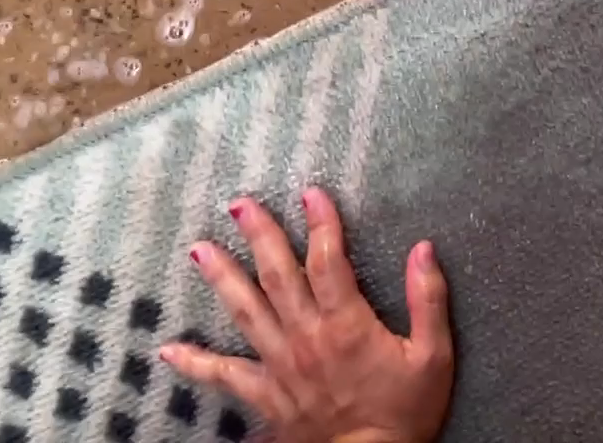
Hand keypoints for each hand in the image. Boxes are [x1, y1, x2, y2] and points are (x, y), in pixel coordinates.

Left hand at [160, 188, 454, 442]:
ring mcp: (279, 368)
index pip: (328, 262)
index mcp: (346, 325)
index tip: (311, 193)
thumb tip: (423, 247)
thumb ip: (428, 298)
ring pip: (246, 314)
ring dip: (222, 279)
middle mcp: (305, 339)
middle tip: (240, 204)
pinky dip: (194, 363)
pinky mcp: (265, 397)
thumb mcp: (434, 352)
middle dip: (260, 237)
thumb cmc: (406, 409)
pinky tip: (168, 350)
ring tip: (200, 249)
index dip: (320, 225)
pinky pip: (224, 377)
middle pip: (278, 278)